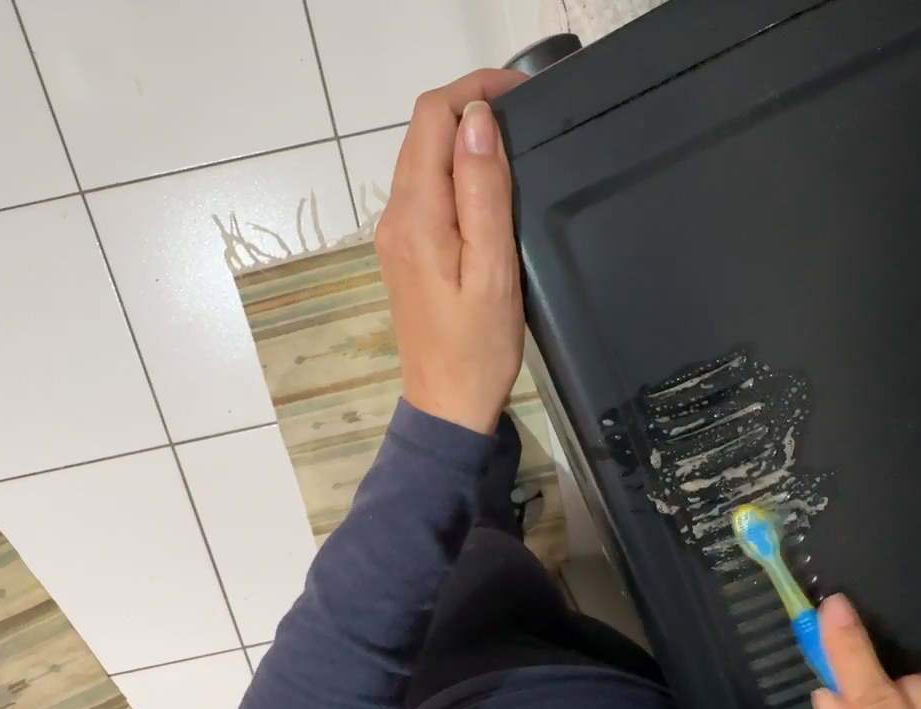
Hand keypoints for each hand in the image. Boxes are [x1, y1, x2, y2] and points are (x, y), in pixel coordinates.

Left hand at [376, 69, 529, 434]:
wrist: (447, 404)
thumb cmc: (478, 347)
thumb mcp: (493, 269)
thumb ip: (482, 192)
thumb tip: (476, 122)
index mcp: (417, 216)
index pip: (432, 118)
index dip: (474, 91)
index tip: (521, 95)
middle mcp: (396, 217)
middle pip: (423, 134)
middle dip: (469, 110)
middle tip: (524, 118)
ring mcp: (396, 237)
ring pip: (423, 161)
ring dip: (462, 142)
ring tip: (512, 151)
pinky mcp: (405, 254)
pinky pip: (425, 193)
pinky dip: (454, 174)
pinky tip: (486, 190)